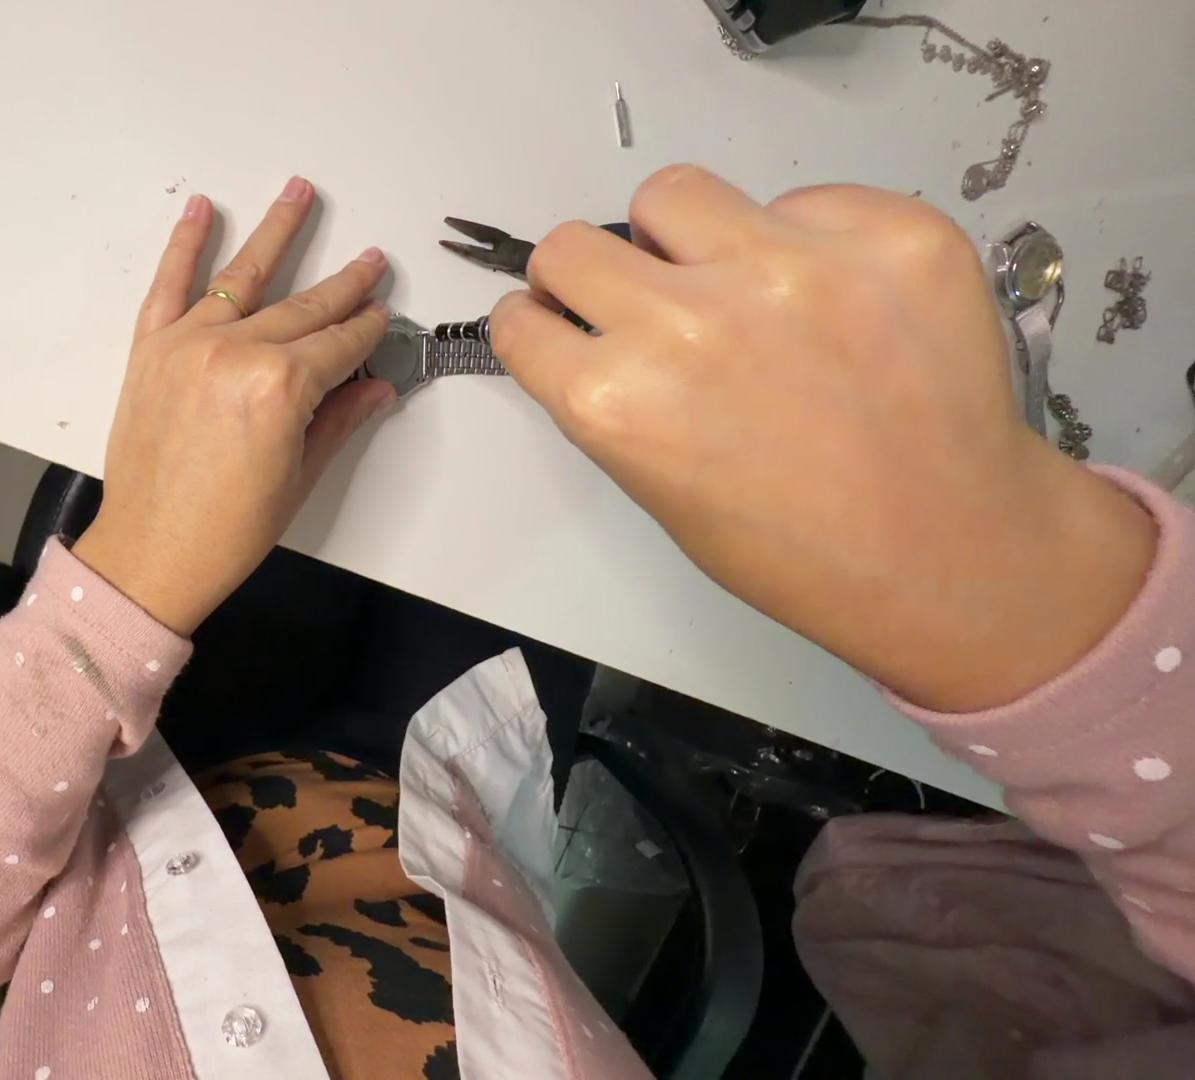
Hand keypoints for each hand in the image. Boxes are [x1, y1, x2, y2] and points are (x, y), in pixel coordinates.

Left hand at [73, 179, 394, 634]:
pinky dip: (184, 246)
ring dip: (277, 232)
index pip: (340, 344)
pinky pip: (169, 285)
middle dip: (344, 285)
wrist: (151, 554)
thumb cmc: (224, 532)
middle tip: (370, 262)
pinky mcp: (150, 351)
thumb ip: (338, 420)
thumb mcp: (298, 478)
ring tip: (300, 193)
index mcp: (281, 387)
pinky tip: (201, 212)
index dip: (368, 330)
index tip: (383, 315)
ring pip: (243, 277)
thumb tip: (376, 387)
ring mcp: (188, 346)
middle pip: (303, 308)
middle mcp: (235, 353)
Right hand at [489, 166, 1154, 711]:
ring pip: (670, 193)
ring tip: (715, 277)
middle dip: (576, 275)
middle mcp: (682, 325)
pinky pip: (796, 201)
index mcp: (612, 401)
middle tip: (618, 297)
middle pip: (568, 246)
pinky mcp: (888, 236)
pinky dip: (789, 239)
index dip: (531, 324)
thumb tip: (585, 328)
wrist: (936, 548)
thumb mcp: (645, 477)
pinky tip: (818, 296)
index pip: (519, 323)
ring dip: (671, 236)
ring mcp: (789, 270)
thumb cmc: (774, 537)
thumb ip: (602, 394)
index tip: (550, 322)